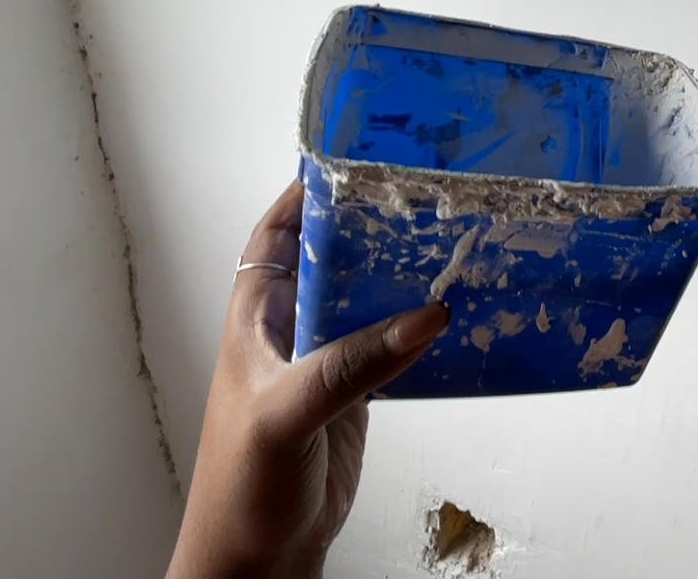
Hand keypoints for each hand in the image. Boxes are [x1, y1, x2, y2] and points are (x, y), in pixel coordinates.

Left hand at [167, 182, 449, 578]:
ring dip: (400, 267)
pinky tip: (452, 304)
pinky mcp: (357, 383)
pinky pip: (391, 334)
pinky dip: (418, 316)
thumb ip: (351, 365)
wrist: (261, 557)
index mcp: (258, 316)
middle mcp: (293, 325)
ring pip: (367, 292)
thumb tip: (428, 314)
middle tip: (419, 190)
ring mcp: (328, 354)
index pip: (277, 235)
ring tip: (447, 235)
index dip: (304, 194)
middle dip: (369, 221)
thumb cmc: (245, 486)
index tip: (351, 159)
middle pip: (333, 254)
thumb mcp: (287, 415)